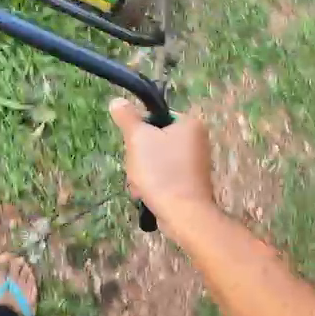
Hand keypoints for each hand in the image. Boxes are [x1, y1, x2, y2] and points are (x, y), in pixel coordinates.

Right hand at [107, 98, 215, 228]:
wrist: (184, 214)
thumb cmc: (162, 172)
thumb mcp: (139, 139)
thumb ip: (127, 118)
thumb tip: (117, 101)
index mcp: (190, 124)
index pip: (155, 117)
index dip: (139, 130)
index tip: (134, 145)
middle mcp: (196, 141)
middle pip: (153, 140)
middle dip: (138, 157)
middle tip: (137, 168)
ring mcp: (194, 164)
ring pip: (155, 160)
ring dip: (141, 173)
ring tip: (142, 185)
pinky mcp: (189, 183)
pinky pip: (163, 176)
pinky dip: (152, 184)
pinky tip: (147, 195)